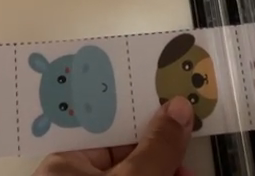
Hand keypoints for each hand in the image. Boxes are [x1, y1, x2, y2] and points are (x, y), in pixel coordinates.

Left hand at [32, 97, 195, 175]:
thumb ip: (156, 149)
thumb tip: (179, 106)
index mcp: (65, 162)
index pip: (105, 119)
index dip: (138, 102)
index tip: (167, 87)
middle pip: (124, 148)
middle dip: (159, 141)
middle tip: (190, 127)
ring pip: (134, 170)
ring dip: (164, 165)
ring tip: (190, 167)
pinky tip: (181, 174)